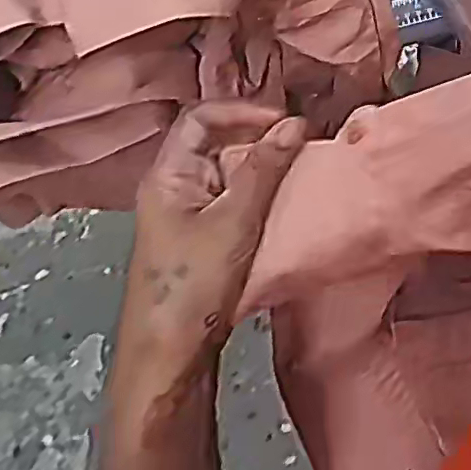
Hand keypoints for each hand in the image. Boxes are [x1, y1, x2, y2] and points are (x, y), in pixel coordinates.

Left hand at [123, 103, 306, 359]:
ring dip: (267, 165)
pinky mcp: (207, 232)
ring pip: (233, 169)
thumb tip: (296, 123)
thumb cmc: (193, 285)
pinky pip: (238, 196)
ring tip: (302, 169)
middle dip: (261, 137)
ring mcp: (191, 210)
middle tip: (302, 144)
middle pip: (219, 140)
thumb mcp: (236, 220)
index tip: (283, 122)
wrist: (169, 358)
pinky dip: (265, 190)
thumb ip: (266, 168)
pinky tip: (289, 199)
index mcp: (168, 175)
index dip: (242, 111)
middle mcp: (176, 185)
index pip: (201, 118)